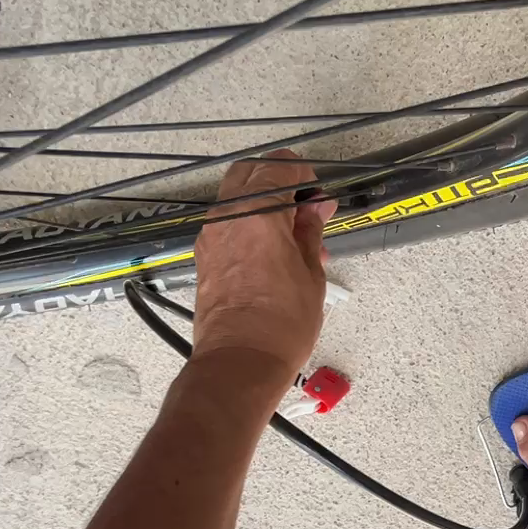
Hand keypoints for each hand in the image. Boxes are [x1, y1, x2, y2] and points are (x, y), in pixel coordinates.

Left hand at [190, 150, 337, 376]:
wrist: (241, 361)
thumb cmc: (280, 326)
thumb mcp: (311, 275)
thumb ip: (310, 232)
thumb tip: (315, 209)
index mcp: (259, 212)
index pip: (282, 167)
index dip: (307, 178)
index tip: (321, 198)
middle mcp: (229, 215)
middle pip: (252, 172)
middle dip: (282, 180)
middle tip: (307, 209)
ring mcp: (212, 234)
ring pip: (237, 196)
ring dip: (266, 204)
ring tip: (294, 238)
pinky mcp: (206, 255)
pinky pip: (229, 223)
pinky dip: (251, 224)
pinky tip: (273, 253)